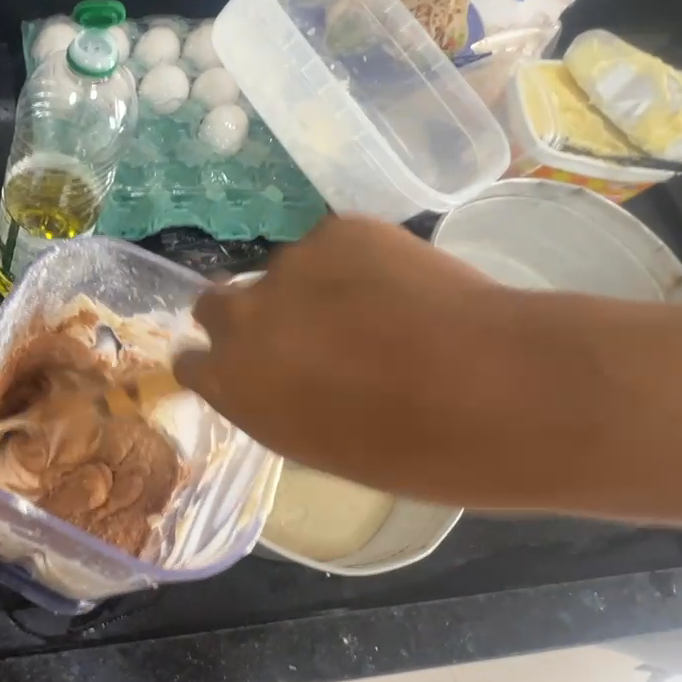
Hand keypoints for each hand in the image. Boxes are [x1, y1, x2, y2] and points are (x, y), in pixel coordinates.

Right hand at [173, 215, 526, 499]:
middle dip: (247, 316)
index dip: (218, 362)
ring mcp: (286, 267)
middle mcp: (240, 319)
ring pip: (284, 273)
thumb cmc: (406, 450)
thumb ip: (271, 402)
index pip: (191, 361)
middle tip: (298, 331)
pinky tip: (400, 285)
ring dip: (309, 288)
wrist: (490, 390)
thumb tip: (276, 380)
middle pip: (216, 304)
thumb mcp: (313, 445)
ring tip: (374, 310)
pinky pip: (332, 244)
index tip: (246, 367)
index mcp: (228, 380)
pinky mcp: (336, 231)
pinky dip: (355, 260)